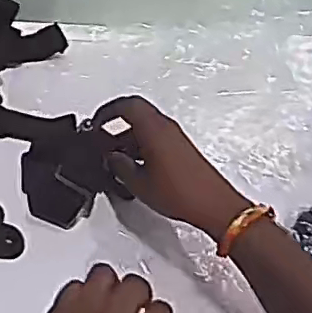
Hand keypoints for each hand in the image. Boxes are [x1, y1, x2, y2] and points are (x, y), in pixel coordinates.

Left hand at [1, 265, 175, 312]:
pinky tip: (83, 311)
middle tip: (132, 309)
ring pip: (105, 275)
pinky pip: (75, 286)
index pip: (162, 312)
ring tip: (107, 304)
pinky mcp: (57, 312)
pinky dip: (81, 293)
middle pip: (136, 285)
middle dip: (136, 296)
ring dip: (109, 287)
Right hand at [95, 96, 250, 237]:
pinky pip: (155, 137)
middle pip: (135, 113)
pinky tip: (134, 166)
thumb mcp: (138, 183)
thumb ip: (119, 166)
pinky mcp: (181, 149)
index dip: (107, 112)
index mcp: (154, 128)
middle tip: (102, 138)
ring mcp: (175, 137)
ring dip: (127, 137)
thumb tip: (111, 158)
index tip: (96, 123)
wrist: (215, 206)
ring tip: (115, 158)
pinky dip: (140, 145)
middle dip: (115, 124)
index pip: (126, 105)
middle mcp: (166, 127)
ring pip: (145, 126)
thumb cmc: (183, 193)